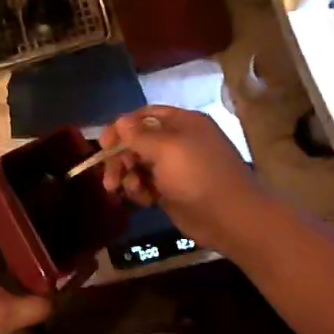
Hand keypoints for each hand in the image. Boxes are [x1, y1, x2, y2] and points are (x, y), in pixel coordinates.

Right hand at [100, 106, 276, 253]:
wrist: (229, 217)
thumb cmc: (198, 175)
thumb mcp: (166, 149)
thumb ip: (139, 135)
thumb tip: (119, 122)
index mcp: (182, 123)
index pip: (143, 116)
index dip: (121, 127)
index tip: (104, 144)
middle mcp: (177, 141)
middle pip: (135, 142)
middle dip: (119, 158)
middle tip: (110, 176)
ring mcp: (174, 167)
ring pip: (136, 165)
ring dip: (126, 177)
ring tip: (124, 190)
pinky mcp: (170, 190)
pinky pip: (144, 184)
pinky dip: (139, 191)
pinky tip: (144, 200)